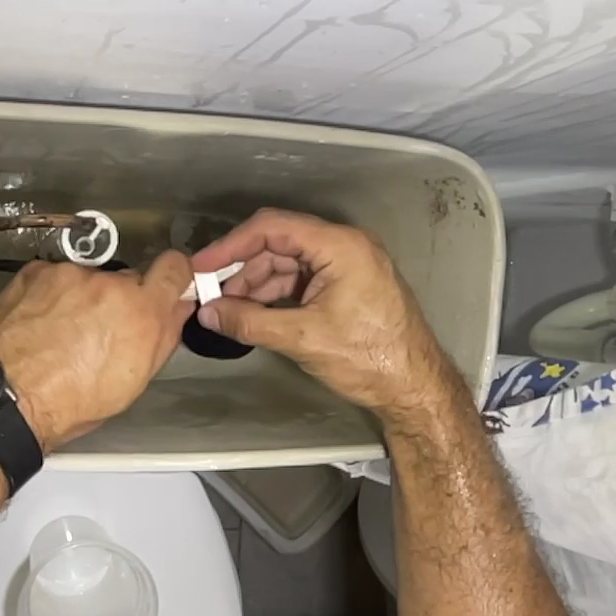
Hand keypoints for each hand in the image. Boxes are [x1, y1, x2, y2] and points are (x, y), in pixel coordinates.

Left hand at [0, 251, 195, 449]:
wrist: (8, 398)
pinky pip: (54, 278)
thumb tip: (177, 309)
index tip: (164, 285)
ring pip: (87, 280)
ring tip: (60, 334)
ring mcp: (72, 275)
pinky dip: (50, 296)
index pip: (174, 268)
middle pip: (125, 280)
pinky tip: (39, 325)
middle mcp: (110, 285)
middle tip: (98, 332)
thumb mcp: (134, 382)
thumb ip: (162, 336)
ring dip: (81, 299)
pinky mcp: (38, 271)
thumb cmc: (72, 402)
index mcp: (143, 313)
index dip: (171, 276)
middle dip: (118, 300)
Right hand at [191, 208, 454, 428]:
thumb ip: (249, 322)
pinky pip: (300, 279)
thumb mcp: (302, 338)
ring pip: (286, 263)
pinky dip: (274, 294)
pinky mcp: (345, 284)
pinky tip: (252, 313)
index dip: (231, 245)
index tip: (201, 266)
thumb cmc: (367, 358)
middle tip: (208, 294)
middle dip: (241, 269)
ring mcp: (345, 265)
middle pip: (277, 244)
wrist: (414, 387)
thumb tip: (206, 313)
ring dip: (255, 284)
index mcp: (339, 246)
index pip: (272, 228)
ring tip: (226, 310)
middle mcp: (343, 246)